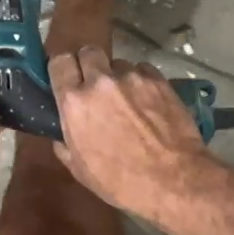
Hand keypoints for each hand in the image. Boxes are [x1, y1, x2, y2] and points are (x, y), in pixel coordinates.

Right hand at [51, 47, 220, 221]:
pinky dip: (142, 81)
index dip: (63, 68)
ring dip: (118, 77)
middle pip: (88, 52)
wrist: (174, 181)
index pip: (59, 62)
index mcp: (74, 101)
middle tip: (96, 84)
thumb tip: (61, 135)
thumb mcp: (80, 170)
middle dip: (90, 64)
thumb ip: (64, 144)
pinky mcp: (157, 80)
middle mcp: (99, 81)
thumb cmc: (121, 182)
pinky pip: (143, 70)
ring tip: (128, 98)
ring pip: (118, 63)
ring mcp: (131, 77)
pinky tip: (148, 101)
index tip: (68, 77)